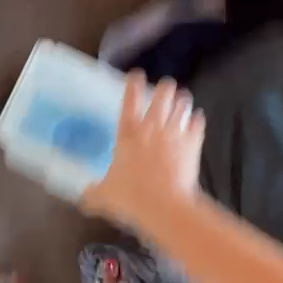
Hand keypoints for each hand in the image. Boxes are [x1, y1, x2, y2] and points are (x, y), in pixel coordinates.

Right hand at [82, 73, 205, 231]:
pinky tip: (197, 120)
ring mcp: (176, 132)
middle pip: (163, 92)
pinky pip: (198, 123)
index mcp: (129, 131)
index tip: (137, 75)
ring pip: (183, 104)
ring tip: (182, 100)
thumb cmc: (132, 197)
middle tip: (165, 90)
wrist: (166, 208)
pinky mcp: (193, 143)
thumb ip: (93, 193)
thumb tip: (84, 197)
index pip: (131, 97)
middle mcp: (153, 125)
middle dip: (165, 88)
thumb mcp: (105, 196)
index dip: (134, 82)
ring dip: (182, 101)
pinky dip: (197, 120)